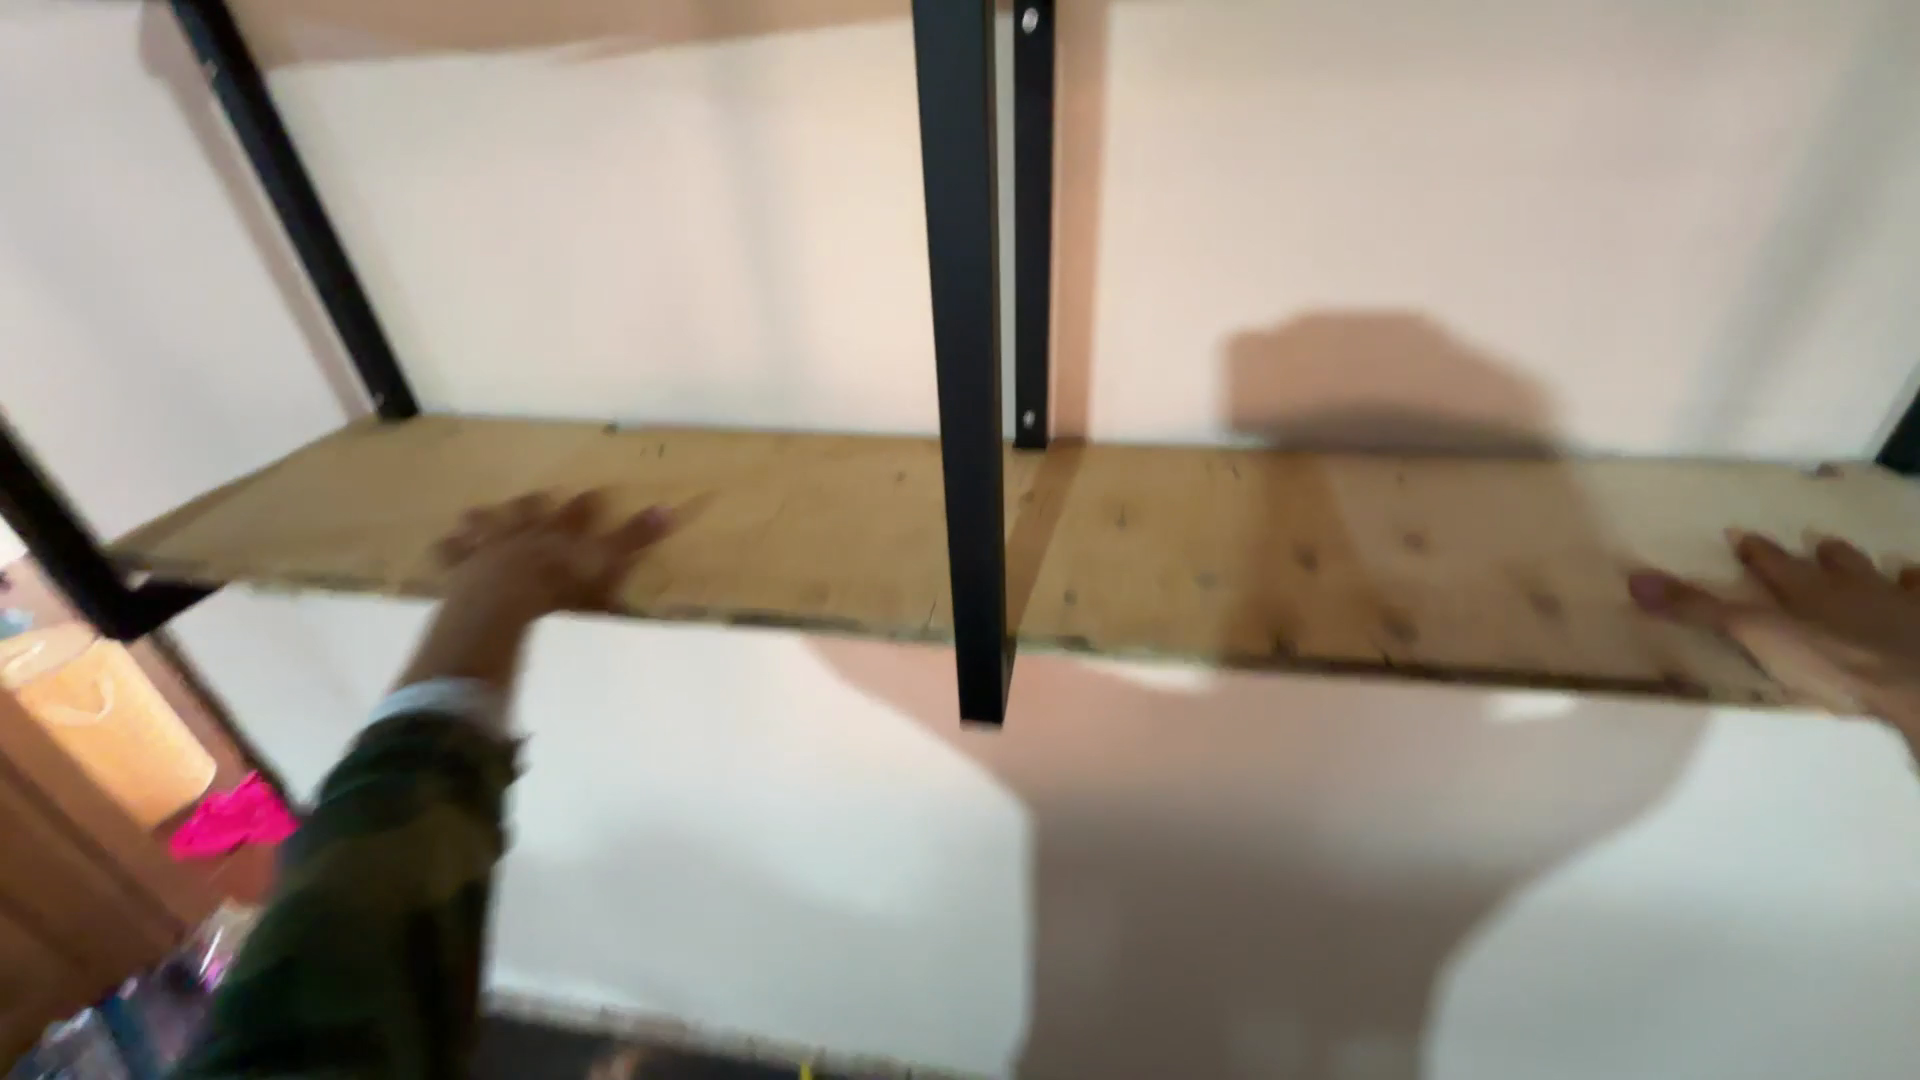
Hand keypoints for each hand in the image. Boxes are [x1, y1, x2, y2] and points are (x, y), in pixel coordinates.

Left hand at [435, 490, 671, 620]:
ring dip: (483, 519)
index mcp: (558, 530)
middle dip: (533, 504)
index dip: (588, 505)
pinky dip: (447, 549)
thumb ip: (635, 537)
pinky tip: (442, 546)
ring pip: (484, 524)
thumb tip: (669, 508)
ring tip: (478, 513)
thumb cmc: (559, 582)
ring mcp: (488, 545)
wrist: (501, 599)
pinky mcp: (460, 566)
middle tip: (536, 497)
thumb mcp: (606, 561)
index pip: (578, 511)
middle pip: (528, 510)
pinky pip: (450, 554)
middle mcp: (523, 530)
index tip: (595, 495)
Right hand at [1629, 533, 1919, 722]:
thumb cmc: (1832, 660)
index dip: (1755, 550)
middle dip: (1823, 554)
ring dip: (1878, 570)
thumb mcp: (1752, 634)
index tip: (1742, 534)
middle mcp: (1852, 588)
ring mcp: (1902, 605)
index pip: (1772, 562)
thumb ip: (1697, 609)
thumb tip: (1634, 578)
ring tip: (1883, 564)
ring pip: (1886, 578)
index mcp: (1803, 589)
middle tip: (1819, 542)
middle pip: (1835, 564)